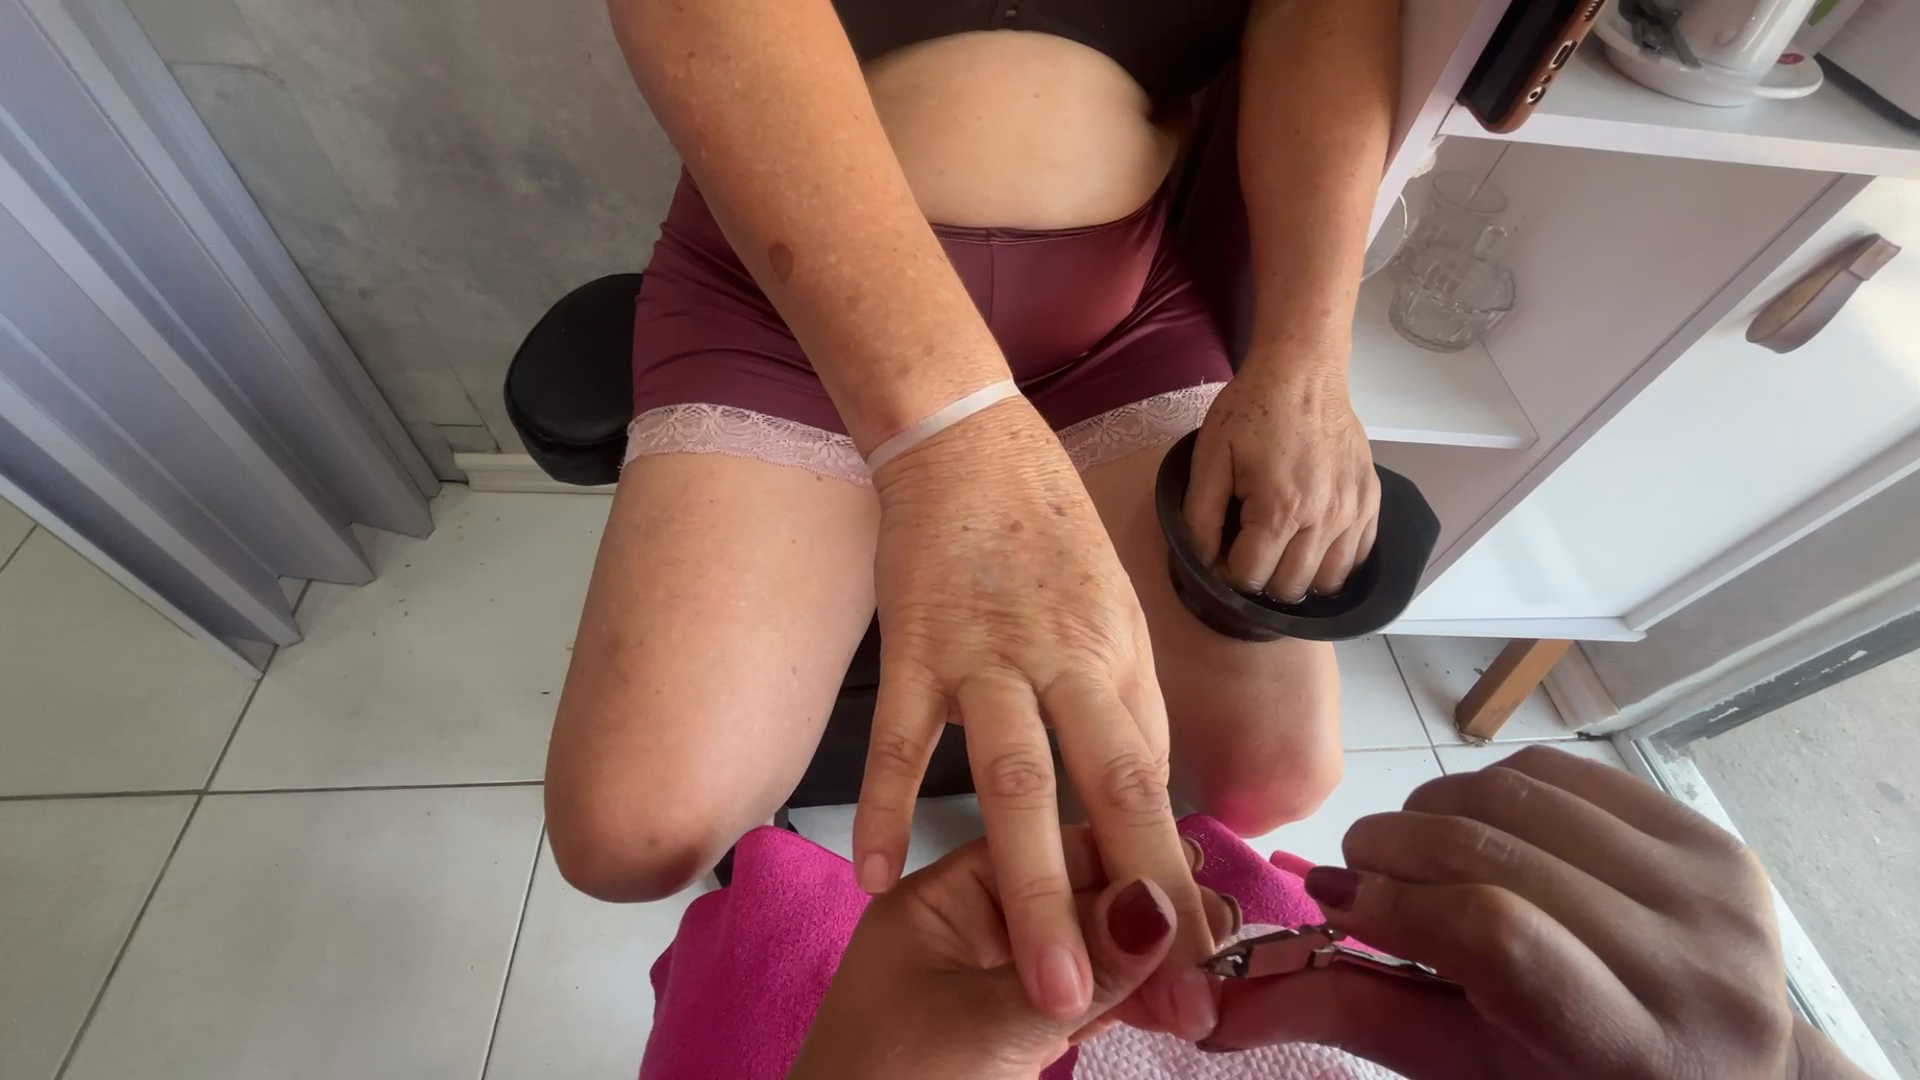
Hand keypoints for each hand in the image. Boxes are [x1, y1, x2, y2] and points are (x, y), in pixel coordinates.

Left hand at [792, 829, 1234, 1078]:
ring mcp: (992, 981)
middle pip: (1068, 901)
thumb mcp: (986, 1028)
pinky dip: (1126, 1002)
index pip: (1039, 851)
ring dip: (1145, 965)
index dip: (1115, 859)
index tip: (1189, 875)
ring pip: (1081, 954)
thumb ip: (1080, 969)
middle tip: (1221, 933)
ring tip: (1214, 975)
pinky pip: (1078, 1000)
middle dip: (1141, 917)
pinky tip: (1177, 1006)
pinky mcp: (1012, 1031)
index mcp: (941, 899)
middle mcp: (969, 927)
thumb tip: (1163, 902)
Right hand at [854, 398, 1218, 1038]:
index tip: (1195, 956)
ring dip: (1035, 885)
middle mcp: (1068, 661)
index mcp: (1119, 654)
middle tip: (1169, 1010)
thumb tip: (1141, 783)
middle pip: (1115, 791)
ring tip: (1052, 985)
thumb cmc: (1044, 528)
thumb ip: (1122, 696)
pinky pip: (904, 738)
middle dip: (1143, 904)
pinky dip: (889, 808)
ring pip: (1018, 780)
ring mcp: (989, 655)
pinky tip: (877, 878)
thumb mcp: (1109, 604)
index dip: (1177, 871)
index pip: (1155, 783)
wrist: (970, 446)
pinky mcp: (918, 644)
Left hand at [1183, 355, 1378, 602]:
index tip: (1217, 553)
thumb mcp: (1208, 459)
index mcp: (1279, 511)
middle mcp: (1324, 520)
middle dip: (1259, 581)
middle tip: (1244, 551)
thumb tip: (1202, 562)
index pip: (1248, 578)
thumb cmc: (1250, 411)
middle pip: (1289, 588)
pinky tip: (1309, 546)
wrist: (1303, 372)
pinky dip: (1331, 564)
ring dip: (1297, 578)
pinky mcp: (1372, 502)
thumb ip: (1199, 516)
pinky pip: (1356, 558)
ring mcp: (1353, 513)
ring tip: (1277, 551)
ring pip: (1327, 582)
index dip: (1224, 574)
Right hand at [1205, 746, 1863, 1079]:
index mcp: (1635, 1048)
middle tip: (1365, 874)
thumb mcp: (1454, 1063)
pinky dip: (1482, 787)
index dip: (1395, 903)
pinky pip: (1546, 768)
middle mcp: (1697, 963)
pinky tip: (1483, 832)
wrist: (1716, 1061)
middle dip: (1390, 849)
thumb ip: (1340, 1016)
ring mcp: (1713, 887)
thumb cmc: (1562, 1077)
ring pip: (1505, 794)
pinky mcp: (1704, 832)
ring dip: (1429, 814)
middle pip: (1487, 850)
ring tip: (1421, 855)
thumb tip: (1214, 1007)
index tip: (1342, 904)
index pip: (1494, 933)